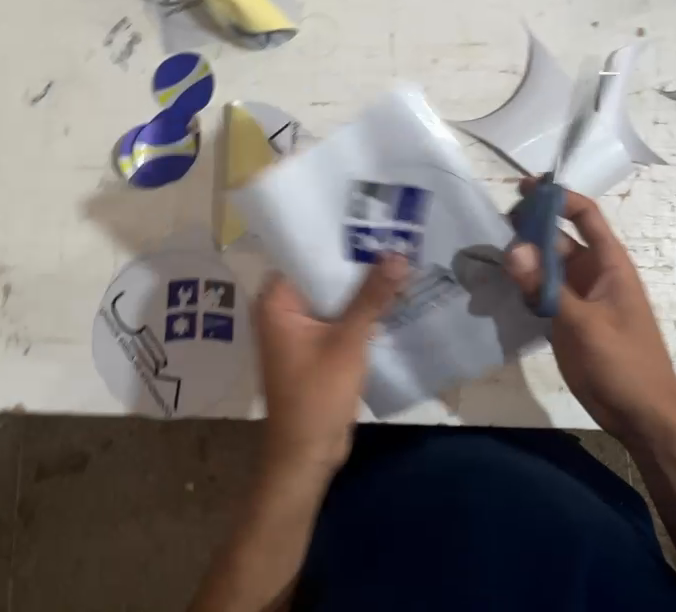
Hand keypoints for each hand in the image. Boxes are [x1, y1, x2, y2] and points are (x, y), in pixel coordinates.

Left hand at [254, 257, 407, 476]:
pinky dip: (359, 310)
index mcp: (275, 300)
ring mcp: (297, 329)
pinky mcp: (313, 346)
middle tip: (396, 236)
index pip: (306, 253)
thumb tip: (399, 254)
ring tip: (401, 260)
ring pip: (333, 296)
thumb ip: (372, 296)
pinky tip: (391, 297)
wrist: (306, 456)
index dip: (339, 238)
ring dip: (361, 287)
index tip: (374, 219)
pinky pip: (337, 316)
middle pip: (322, 273)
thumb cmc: (317, 395)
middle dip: (357, 262)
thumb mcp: (348, 341)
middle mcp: (281, 308)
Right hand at [507, 181, 675, 444]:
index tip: (525, 187)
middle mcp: (593, 274)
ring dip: (523, 259)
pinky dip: (523, 286)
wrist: (643, 417)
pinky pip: (542, 292)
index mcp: (610, 264)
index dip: (558, 197)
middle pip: (559, 238)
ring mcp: (580, 297)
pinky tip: (499, 287)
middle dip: (530, 227)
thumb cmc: (624, 365)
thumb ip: (547, 288)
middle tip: (496, 224)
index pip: (584, 215)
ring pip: (547, 266)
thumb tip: (512, 249)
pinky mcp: (568, 320)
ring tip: (490, 255)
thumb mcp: (584, 325)